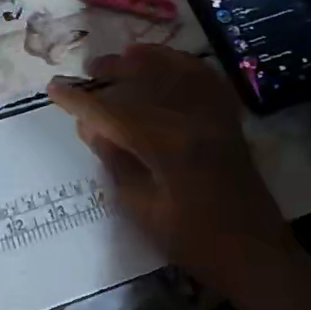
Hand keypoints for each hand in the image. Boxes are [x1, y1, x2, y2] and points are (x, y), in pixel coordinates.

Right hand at [48, 45, 296, 300]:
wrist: (256, 254)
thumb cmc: (194, 241)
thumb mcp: (143, 208)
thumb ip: (116, 161)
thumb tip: (91, 127)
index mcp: (167, 144)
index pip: (113, 112)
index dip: (80, 100)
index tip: (54, 88)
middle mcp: (193, 118)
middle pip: (146, 79)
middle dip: (113, 70)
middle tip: (87, 70)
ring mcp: (215, 116)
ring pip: (177, 69)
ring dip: (148, 58)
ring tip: (124, 55)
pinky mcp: (229, 121)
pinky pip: (206, 78)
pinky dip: (184, 64)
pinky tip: (169, 63)